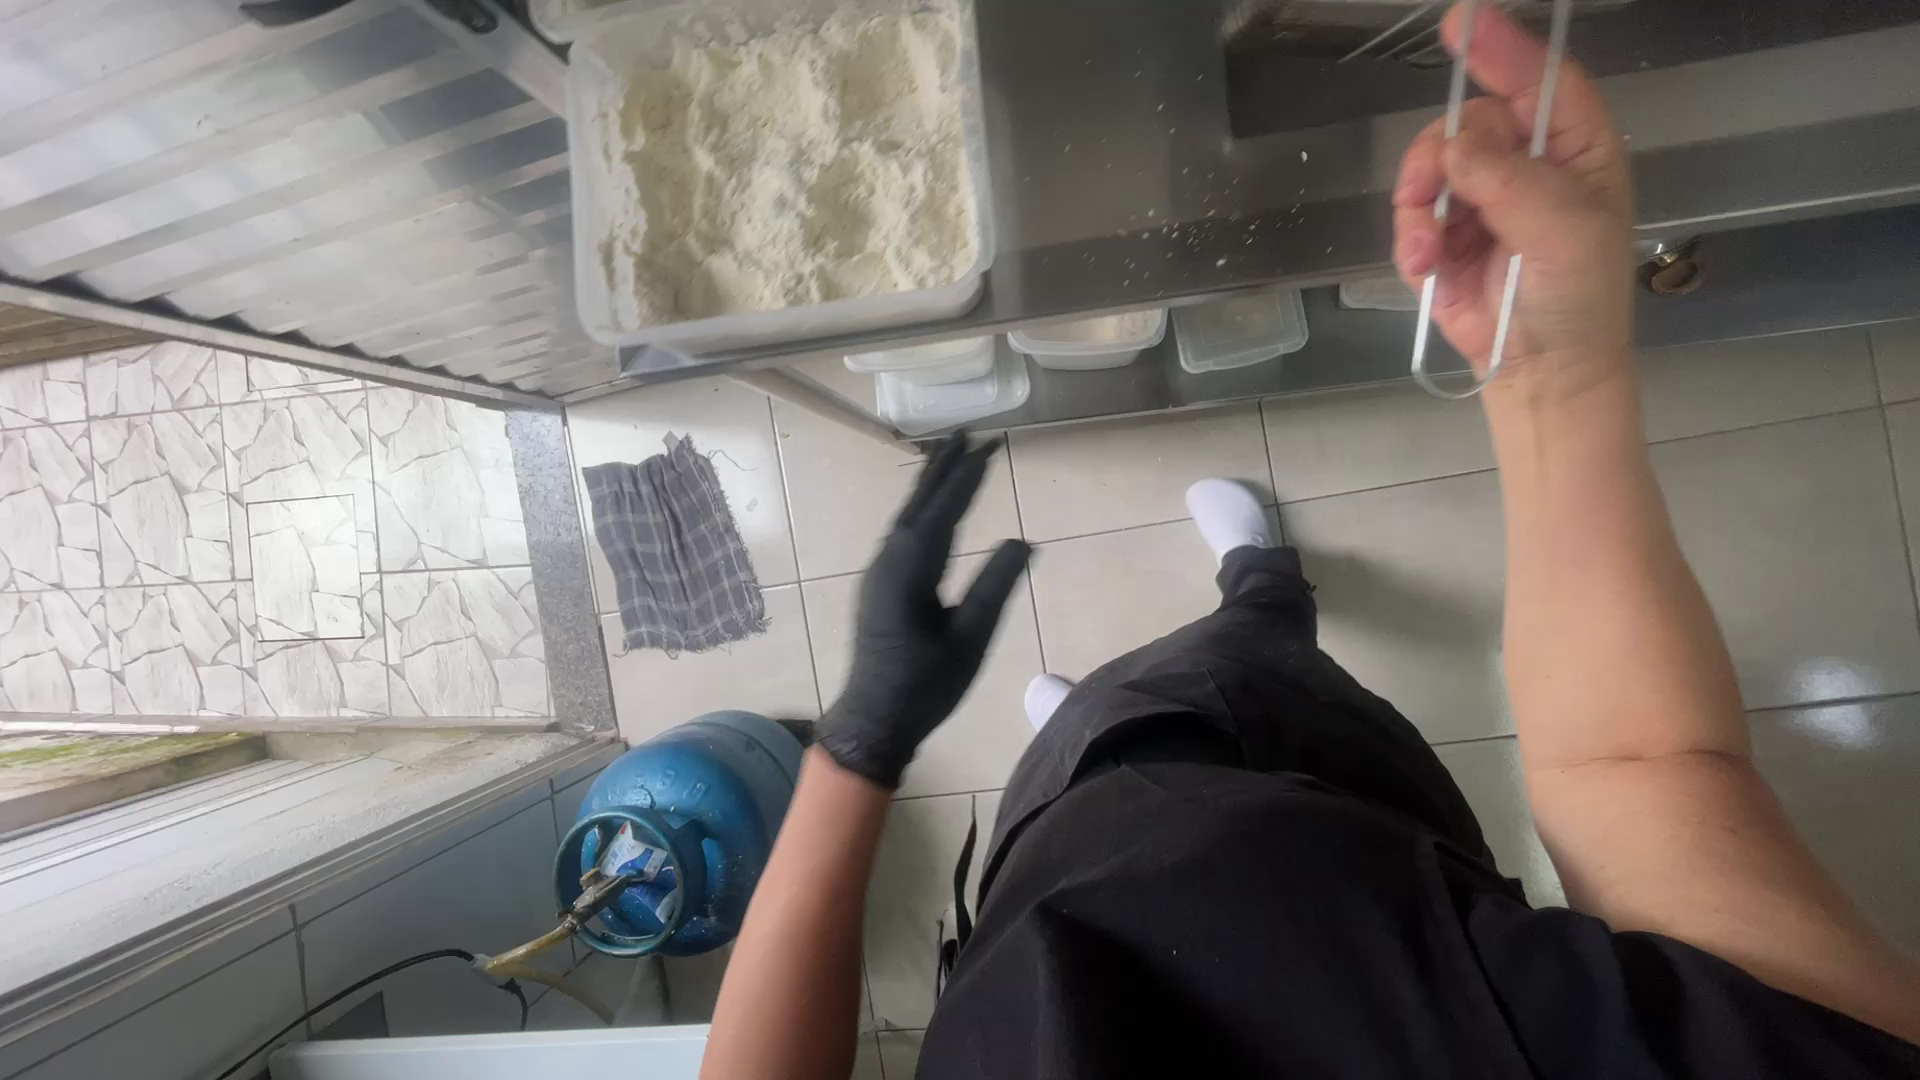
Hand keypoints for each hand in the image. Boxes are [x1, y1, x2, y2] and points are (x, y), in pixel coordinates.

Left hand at [816, 433, 1030, 789]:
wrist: (873, 720)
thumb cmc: (925, 686)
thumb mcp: (970, 640)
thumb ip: (994, 587)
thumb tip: (1022, 540)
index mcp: (909, 571)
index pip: (943, 512)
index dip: (967, 478)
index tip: (989, 446)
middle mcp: (887, 561)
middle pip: (918, 503)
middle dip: (943, 468)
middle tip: (966, 433)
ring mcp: (878, 572)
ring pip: (906, 516)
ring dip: (929, 485)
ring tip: (949, 455)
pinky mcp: (878, 584)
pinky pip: (901, 532)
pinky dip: (920, 509)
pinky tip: (930, 508)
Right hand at [1393, 3, 1634, 401]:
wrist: (1536, 368)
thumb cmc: (1574, 299)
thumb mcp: (1562, 233)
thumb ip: (1513, 182)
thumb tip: (1454, 146)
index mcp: (1575, 152)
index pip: (1541, 84)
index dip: (1503, 52)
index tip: (1462, 22)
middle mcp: (1524, 169)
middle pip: (1467, 127)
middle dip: (1438, 159)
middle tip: (1426, 195)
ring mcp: (1478, 206)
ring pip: (1428, 174)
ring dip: (1416, 210)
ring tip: (1426, 254)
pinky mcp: (1441, 243)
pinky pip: (1409, 222)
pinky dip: (1408, 244)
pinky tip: (1424, 269)